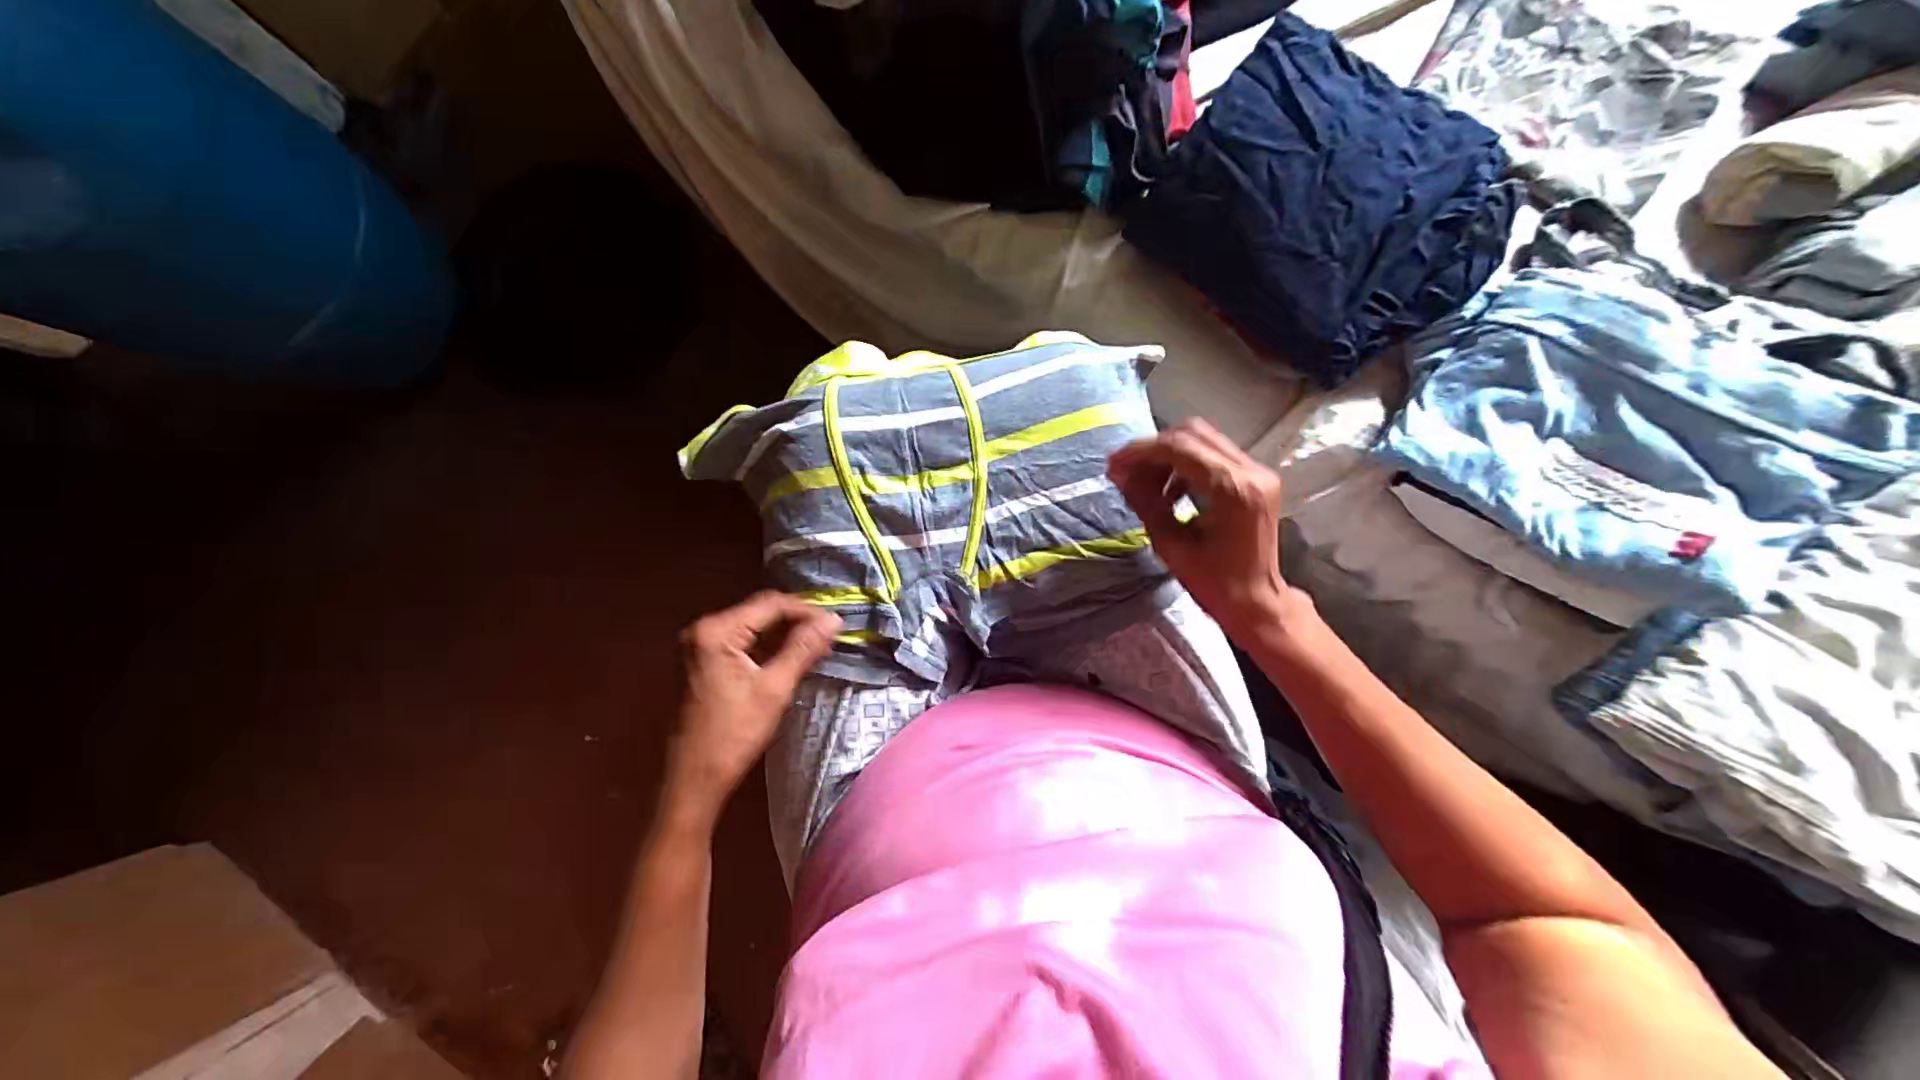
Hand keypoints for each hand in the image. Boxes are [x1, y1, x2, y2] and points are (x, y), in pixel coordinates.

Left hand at [671, 592, 840, 805]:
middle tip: (829, 636)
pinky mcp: (702, 661)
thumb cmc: (733, 735)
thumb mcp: (774, 688)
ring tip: (817, 647)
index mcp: (717, 631)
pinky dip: (767, 646)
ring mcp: (700, 645)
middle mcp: (703, 630)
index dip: (807, 610)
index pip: (771, 604)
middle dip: (797, 622)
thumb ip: (804, 649)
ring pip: (753, 626)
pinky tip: (791, 657)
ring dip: (785, 634)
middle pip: (761, 612)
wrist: (694, 778)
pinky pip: (742, 642)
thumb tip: (832, 620)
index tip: (835, 624)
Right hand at [1108, 418, 1303, 638]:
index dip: (1140, 452)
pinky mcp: (1257, 478)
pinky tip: (1171, 492)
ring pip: (1203, 439)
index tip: (1114, 464)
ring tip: (1147, 485)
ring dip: (1168, 456)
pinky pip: (1214, 454)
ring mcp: (1258, 472)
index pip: (1178, 448)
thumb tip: (1120, 473)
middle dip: (1153, 449)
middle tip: (1128, 472)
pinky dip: (1186, 464)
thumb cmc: (1214, 583)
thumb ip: (1145, 502)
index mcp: (1232, 489)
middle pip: (1192, 433)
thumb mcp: (1170, 544)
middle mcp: (1250, 471)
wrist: (1257, 600)